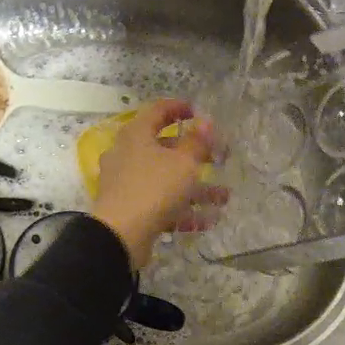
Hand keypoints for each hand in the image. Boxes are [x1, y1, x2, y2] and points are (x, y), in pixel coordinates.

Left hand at [91, 100, 224, 269]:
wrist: (121, 235)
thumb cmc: (154, 189)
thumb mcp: (183, 163)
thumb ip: (197, 142)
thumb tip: (206, 121)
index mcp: (136, 135)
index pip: (158, 111)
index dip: (179, 108)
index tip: (198, 112)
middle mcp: (128, 156)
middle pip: (165, 150)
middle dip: (196, 156)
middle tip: (220, 159)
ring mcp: (127, 185)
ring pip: (167, 182)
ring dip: (197, 189)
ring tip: (224, 198)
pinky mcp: (131, 211)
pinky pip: (161, 205)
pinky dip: (183, 211)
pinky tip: (208, 221)